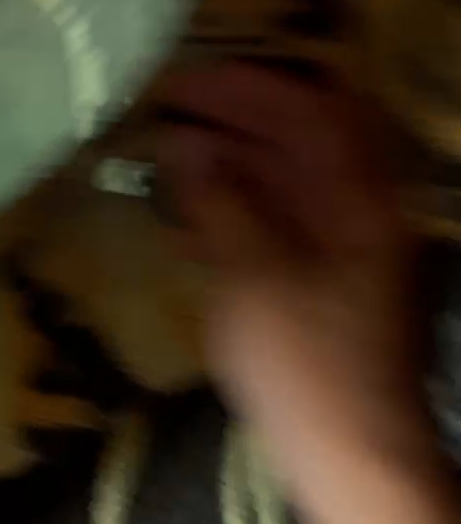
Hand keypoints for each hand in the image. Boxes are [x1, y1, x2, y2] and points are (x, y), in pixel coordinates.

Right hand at [155, 64, 436, 496]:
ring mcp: (340, 247)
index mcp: (357, 204)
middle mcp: (359, 212)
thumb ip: (222, 206)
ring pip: (285, 182)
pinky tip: (185, 221)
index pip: (311, 118)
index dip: (249, 92)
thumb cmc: (300, 358)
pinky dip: (229, 208)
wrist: (347, 436)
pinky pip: (273, 222)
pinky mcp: (315, 279)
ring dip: (228, 161)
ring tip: (164, 157)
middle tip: (163, 112)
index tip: (179, 87)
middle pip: (303, 143)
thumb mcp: (253, 276)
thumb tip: (186, 146)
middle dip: (237, 119)